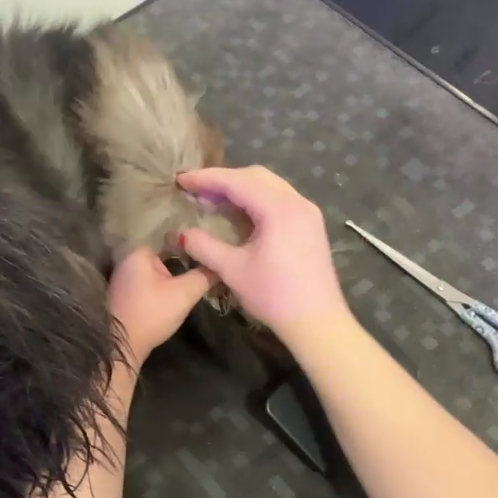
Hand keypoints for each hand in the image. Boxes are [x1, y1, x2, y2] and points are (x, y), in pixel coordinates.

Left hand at [108, 247, 213, 366]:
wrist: (121, 347)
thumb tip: (219, 265)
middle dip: (176, 272)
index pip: (169, 244)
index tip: (203, 265)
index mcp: (137, 253)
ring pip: (152, 277)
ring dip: (165, 285)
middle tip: (193, 286)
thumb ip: (203, 276)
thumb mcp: (184, 294)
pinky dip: (154, 295)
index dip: (188, 254)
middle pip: (161, 262)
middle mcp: (125, 262)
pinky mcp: (119, 299)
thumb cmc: (151, 314)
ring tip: (182, 296)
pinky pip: (144, 290)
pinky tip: (164, 306)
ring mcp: (119, 281)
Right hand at [176, 166, 349, 342]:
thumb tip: (182, 233)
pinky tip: (239, 214)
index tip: (181, 179)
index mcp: (279, 208)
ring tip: (212, 201)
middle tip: (196, 191)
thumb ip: (205, 247)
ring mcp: (307, 212)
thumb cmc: (274, 295)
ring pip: (269, 186)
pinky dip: (255, 200)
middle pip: (255, 177)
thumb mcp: (233, 270)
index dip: (206, 178)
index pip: (237, 181)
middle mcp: (297, 202)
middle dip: (223, 180)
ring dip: (240, 189)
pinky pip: (279, 200)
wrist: (317, 321)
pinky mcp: (310, 225)